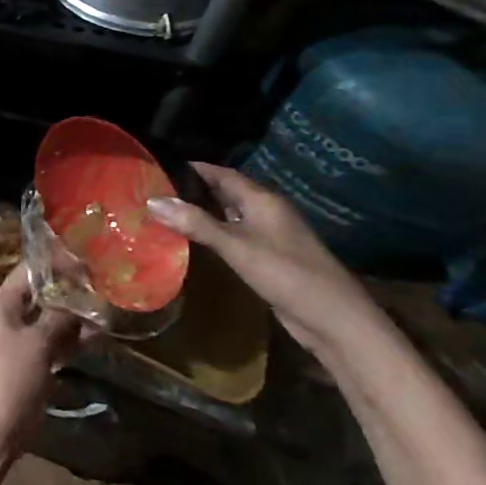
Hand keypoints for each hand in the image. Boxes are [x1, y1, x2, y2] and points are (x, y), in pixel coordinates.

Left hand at [0, 266, 85, 445]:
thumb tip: (79, 300)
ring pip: (54, 316)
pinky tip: (99, 334)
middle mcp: (13, 314)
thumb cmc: (12, 375)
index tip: (85, 259)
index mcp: (5, 302)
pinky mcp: (35, 359)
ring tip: (105, 305)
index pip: (31, 268)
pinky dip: (74, 336)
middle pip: (44, 291)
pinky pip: (57, 339)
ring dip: (76, 313)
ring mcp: (24, 338)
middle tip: (100, 281)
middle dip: (70, 287)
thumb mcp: (38, 340)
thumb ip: (59, 315)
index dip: (56, 261)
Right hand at [148, 163, 383, 356]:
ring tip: (169, 214)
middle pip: (227, 193)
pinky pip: (237, 238)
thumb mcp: (236, 246)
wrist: (332, 317)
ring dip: (205, 214)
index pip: (222, 173)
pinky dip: (216, 236)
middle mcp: (266, 211)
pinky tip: (197, 244)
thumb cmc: (285, 272)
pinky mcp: (270, 259)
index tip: (161, 167)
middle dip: (195, 191)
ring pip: (231, 217)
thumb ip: (196, 224)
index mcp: (262, 198)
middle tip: (158, 192)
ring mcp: (270, 235)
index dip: (194, 169)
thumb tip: (153, 200)